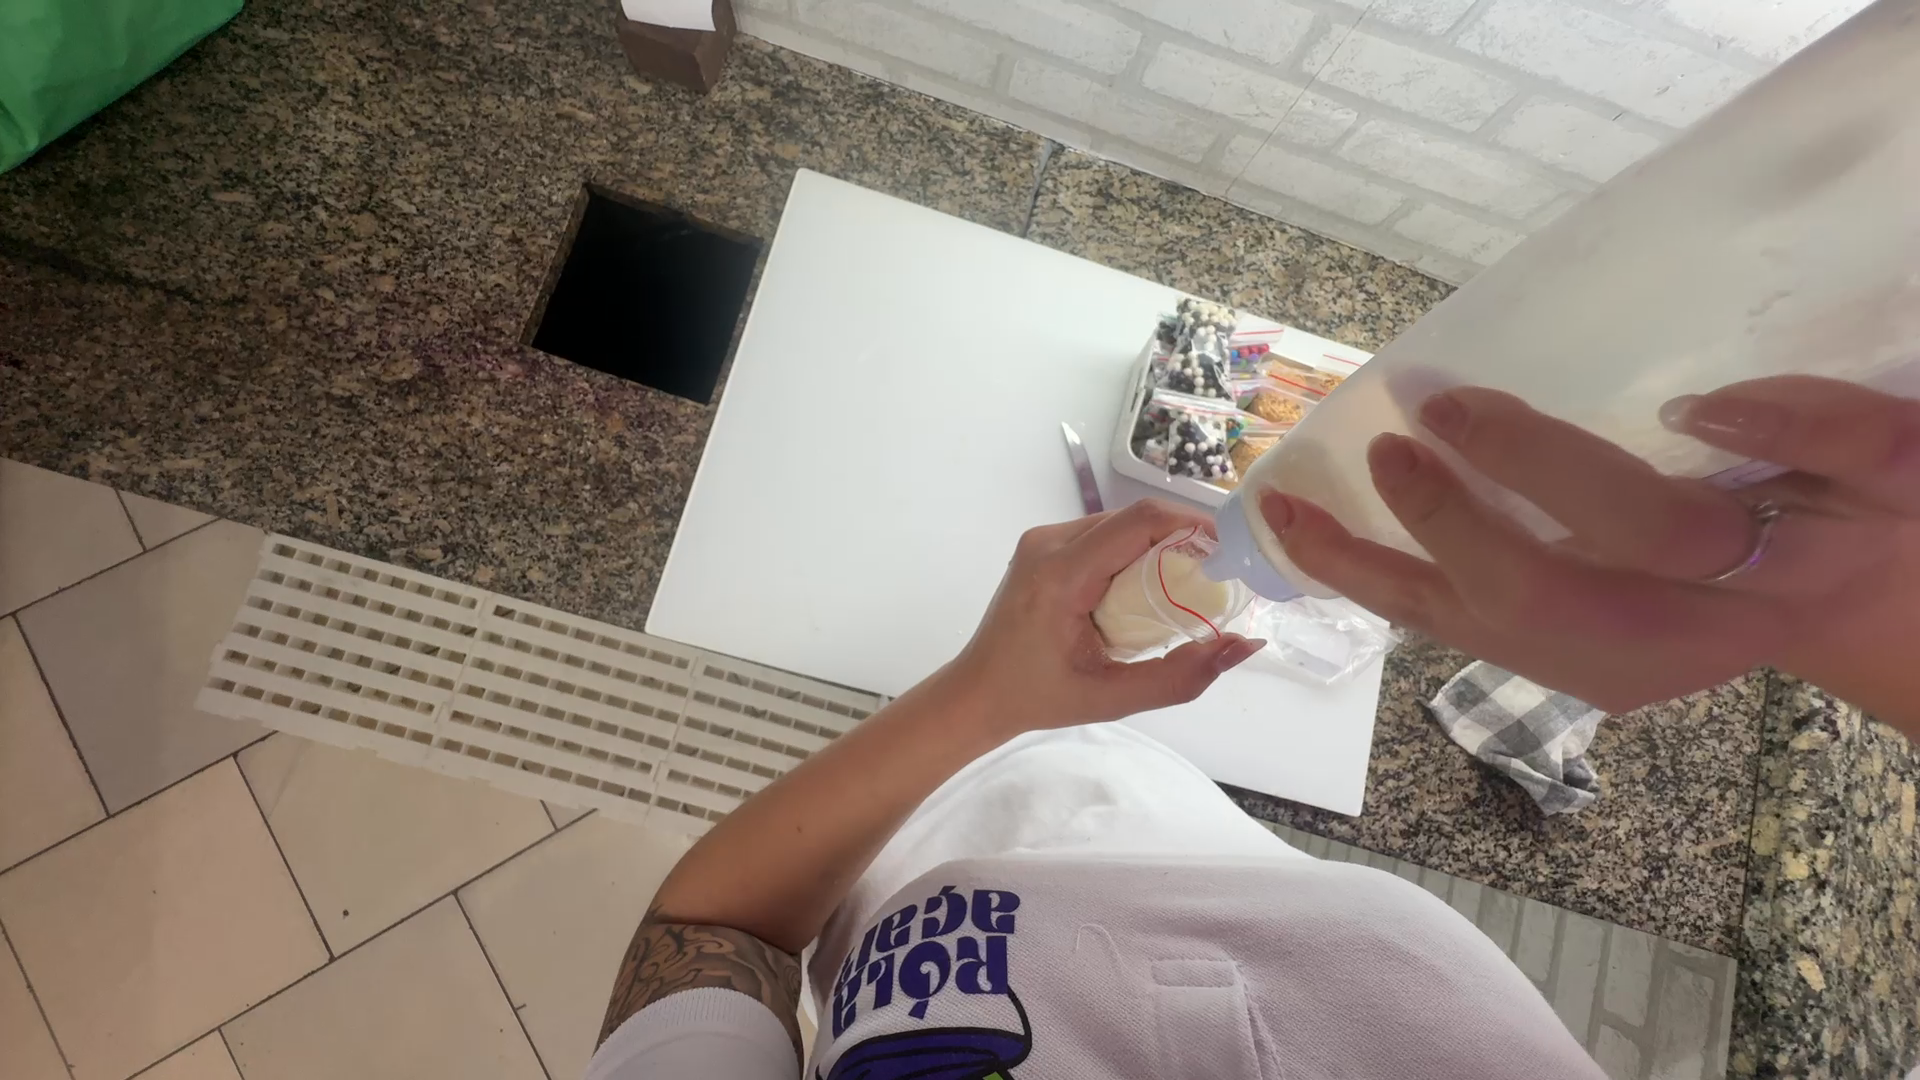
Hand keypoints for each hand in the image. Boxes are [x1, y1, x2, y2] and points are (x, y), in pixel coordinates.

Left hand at [944, 498, 1264, 733]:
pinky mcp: (1041, 546)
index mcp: (1061, 574)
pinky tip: (1142, 589)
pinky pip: (1100, 535)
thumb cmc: (1039, 697)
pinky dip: (1130, 553)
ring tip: (1182, 587)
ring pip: (1118, 524)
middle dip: (1180, 540)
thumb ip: (1181, 676)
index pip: (1140, 523)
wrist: (979, 691)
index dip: (1193, 527)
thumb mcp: (1113, 697)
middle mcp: (1048, 543)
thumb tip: (1243, 644)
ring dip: (1155, 547)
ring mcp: (1041, 540)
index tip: (1230, 555)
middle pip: (1132, 520)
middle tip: (1213, 579)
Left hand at [1261, 376, 1919, 712]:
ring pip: (1445, 620)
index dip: (1550, 467)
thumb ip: (1837, 433)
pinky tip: (1310, 540)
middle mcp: (1649, 641)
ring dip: (1352, 561)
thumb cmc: (1862, 525)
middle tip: (1384, 445)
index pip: (1646, 531)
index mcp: (1756, 585)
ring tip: (1280, 510)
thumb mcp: (1901, 469)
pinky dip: (1365, 575)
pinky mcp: (1534, 664)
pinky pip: (1432, 619)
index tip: (1463, 403)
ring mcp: (1576, 665)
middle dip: (1437, 517)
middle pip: (1519, 591)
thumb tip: (1708, 407)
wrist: (1829, 612)